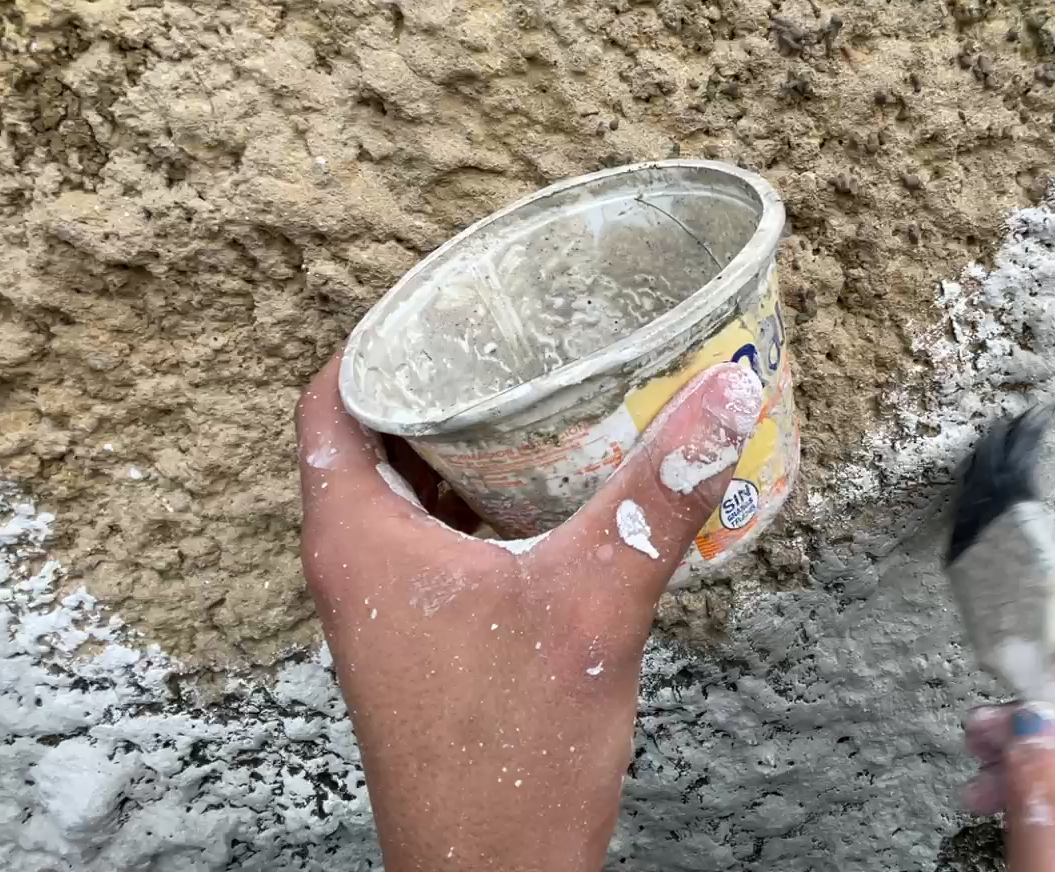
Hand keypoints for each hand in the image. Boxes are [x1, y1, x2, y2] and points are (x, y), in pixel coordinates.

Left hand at [297, 356, 762, 871]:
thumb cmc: (515, 754)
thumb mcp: (597, 599)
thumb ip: (660, 493)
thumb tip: (725, 392)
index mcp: (360, 539)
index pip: (330, 405)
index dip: (374, 341)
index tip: (438, 300)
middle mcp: (363, 563)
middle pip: (373, 435)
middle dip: (433, 378)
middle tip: (503, 332)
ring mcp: (394, 599)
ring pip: (412, 485)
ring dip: (462, 437)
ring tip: (532, 389)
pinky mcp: (432, 626)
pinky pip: (444, 528)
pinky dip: (485, 489)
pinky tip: (550, 480)